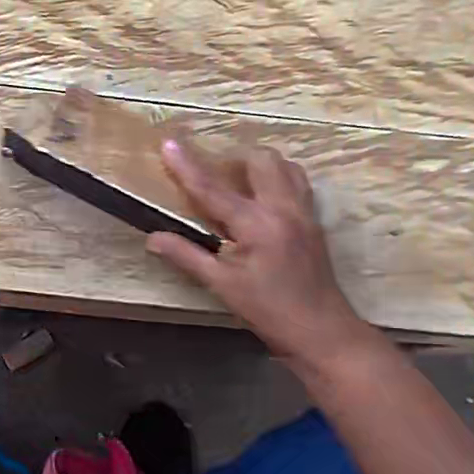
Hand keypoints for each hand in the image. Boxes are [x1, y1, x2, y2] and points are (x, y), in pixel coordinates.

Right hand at [147, 139, 373, 365]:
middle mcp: (282, 208)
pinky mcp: (315, 220)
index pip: (212, 189)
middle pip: (260, 160)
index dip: (186, 166)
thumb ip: (187, 256)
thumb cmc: (268, 311)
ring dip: (260, 166)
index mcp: (255, 224)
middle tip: (215, 177)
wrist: (321, 331)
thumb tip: (153, 238)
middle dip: (233, 159)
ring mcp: (303, 212)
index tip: (168, 143)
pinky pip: (298, 183)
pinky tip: (266, 200)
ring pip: (285, 165)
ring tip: (241, 184)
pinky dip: (280, 179)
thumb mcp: (223, 286)